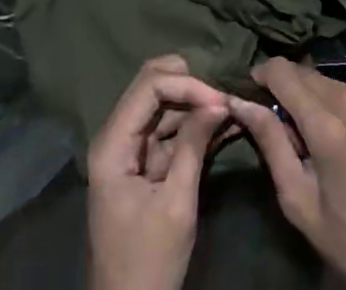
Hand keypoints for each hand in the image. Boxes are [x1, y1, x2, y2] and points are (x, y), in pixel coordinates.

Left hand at [87, 56, 229, 289]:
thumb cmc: (149, 260)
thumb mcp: (176, 203)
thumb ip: (194, 145)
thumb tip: (219, 101)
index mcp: (113, 144)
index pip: (150, 86)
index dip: (188, 84)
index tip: (221, 101)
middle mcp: (116, 137)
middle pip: (152, 85)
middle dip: (191, 85)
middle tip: (224, 100)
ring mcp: (130, 149)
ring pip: (164, 103)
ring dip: (197, 102)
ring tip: (233, 108)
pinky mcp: (145, 162)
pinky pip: (171, 128)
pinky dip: (196, 123)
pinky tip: (224, 123)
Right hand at [228, 59, 345, 289]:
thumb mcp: (297, 198)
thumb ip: (270, 142)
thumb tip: (240, 102)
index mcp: (329, 123)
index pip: (283, 71)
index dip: (260, 75)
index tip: (248, 94)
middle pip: (304, 72)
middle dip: (283, 89)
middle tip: (275, 126)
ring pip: (325, 80)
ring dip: (308, 97)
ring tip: (307, 137)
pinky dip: (333, 102)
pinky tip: (335, 135)